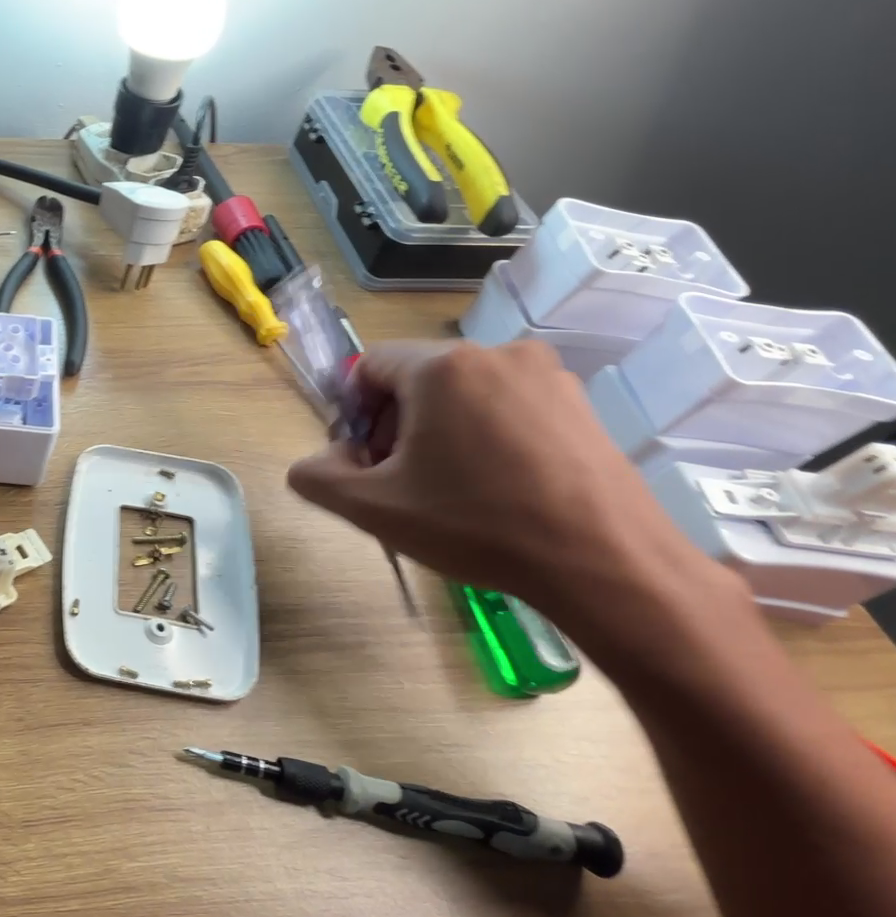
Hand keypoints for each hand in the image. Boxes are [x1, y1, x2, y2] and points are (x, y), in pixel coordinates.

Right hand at [285, 340, 718, 611]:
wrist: (604, 562)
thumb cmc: (476, 525)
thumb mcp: (373, 509)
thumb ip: (317, 478)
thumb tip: (312, 464)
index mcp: (442, 367)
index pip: (369, 366)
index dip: (353, 412)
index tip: (365, 461)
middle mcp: (497, 354)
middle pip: (417, 378)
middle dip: (396, 425)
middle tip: (402, 482)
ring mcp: (547, 377)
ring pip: (464, 394)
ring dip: (440, 433)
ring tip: (452, 491)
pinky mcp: (580, 406)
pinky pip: (508, 408)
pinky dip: (487, 438)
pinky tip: (498, 490)